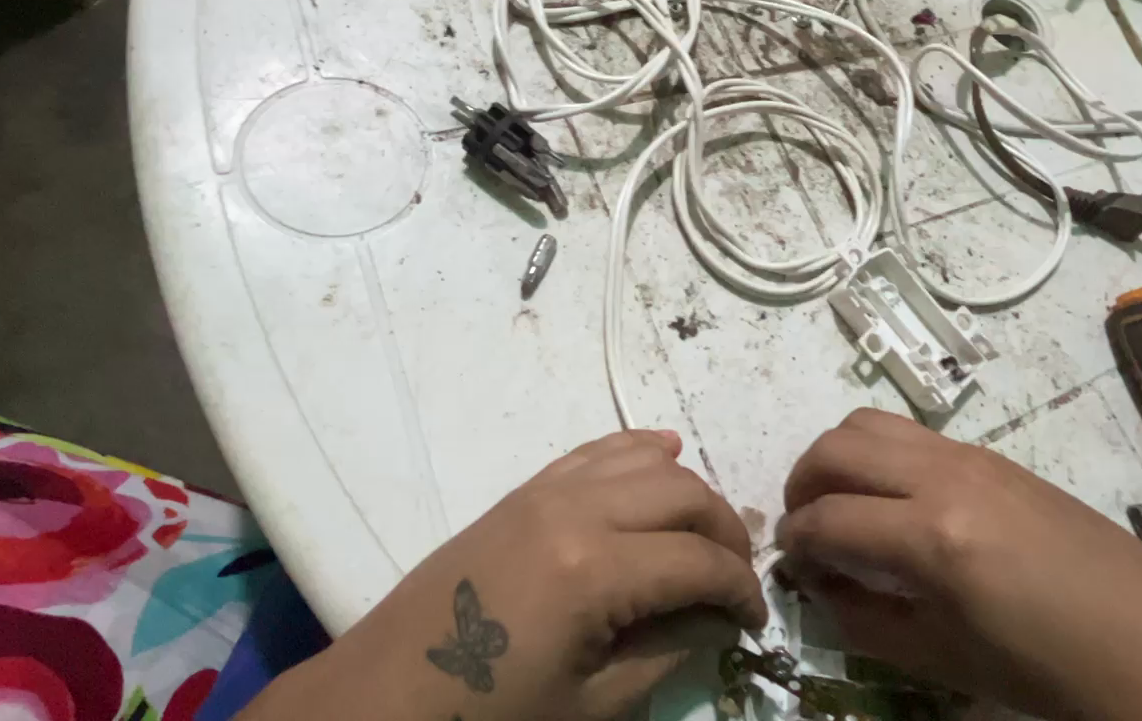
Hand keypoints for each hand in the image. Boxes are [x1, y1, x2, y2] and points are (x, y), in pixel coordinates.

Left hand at [244, 430, 764, 720]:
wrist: (386, 694)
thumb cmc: (489, 713)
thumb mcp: (590, 705)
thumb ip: (665, 652)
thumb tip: (716, 619)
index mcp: (594, 569)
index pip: (699, 560)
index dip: (740, 588)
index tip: (754, 619)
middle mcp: (578, 509)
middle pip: (682, 494)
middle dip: (726, 532)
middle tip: (738, 578)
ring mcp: (548, 489)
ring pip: (646, 462)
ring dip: (690, 491)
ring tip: (708, 533)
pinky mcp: (527, 488)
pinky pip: (596, 450)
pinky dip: (639, 448)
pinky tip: (665, 450)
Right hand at [777, 408, 1141, 720]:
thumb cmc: (1053, 674)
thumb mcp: (946, 660)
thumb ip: (864, 621)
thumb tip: (818, 586)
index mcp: (933, 537)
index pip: (826, 521)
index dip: (794, 543)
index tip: (789, 563)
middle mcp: (944, 477)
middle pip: (836, 448)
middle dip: (800, 484)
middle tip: (803, 526)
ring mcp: (971, 456)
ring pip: (868, 423)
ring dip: (837, 458)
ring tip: (841, 503)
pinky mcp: (992, 454)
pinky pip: (910, 433)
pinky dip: (879, 455)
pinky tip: (896, 502)